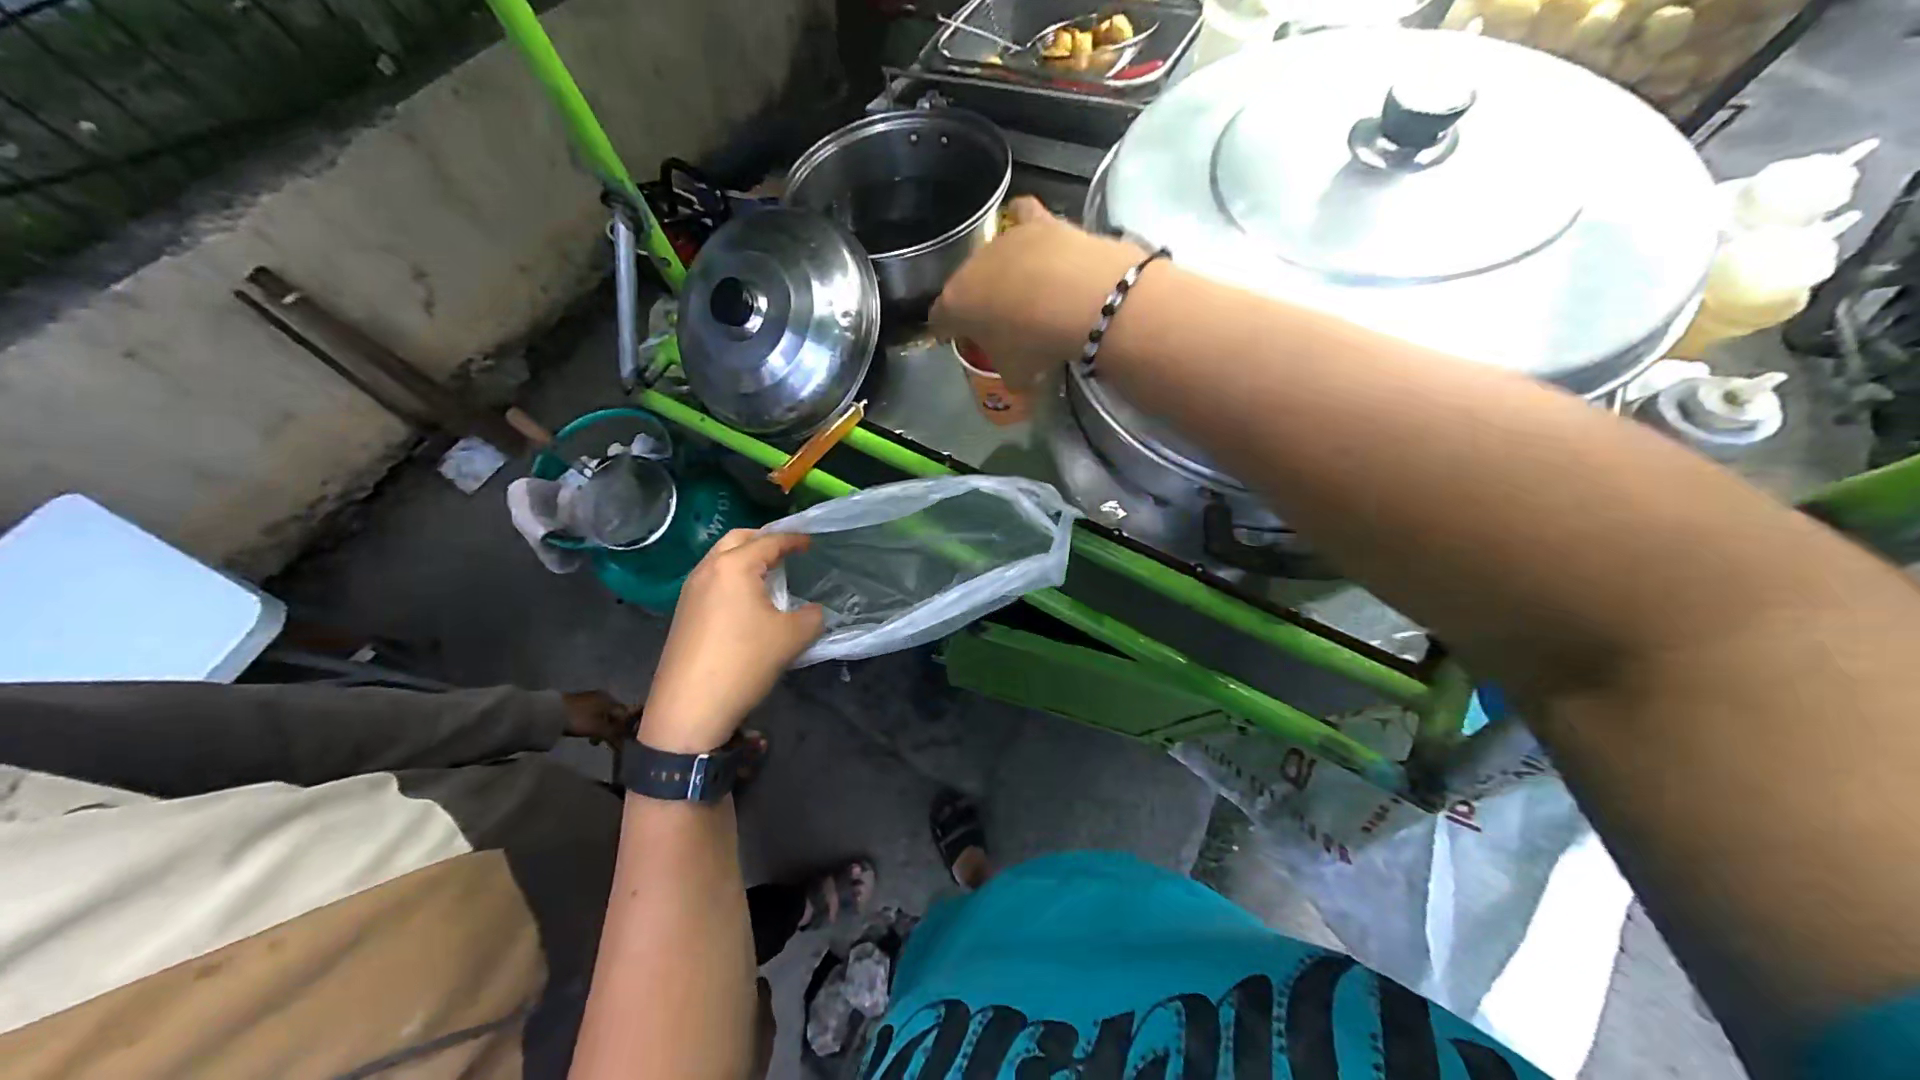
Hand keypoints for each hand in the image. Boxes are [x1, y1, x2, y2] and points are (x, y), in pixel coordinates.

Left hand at [561, 690, 635, 742]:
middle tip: (609, 741)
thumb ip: (614, 735)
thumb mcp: (599, 729)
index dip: (627, 727)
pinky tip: (588, 733)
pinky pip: (593, 715)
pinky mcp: (578, 703)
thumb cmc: (579, 719)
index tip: (625, 739)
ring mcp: (590, 698)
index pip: (625, 714)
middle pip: (614, 714)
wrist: (551, 712)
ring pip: (603, 715)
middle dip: (614, 729)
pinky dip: (594, 724)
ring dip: (603, 728)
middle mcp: (603, 696)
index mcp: (610, 700)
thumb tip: (625, 744)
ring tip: (596, 740)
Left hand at [640, 530, 823, 753]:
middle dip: (763, 539)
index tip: (811, 542)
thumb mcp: (792, 637)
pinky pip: (712, 580)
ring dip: (745, 558)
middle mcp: (708, 570)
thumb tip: (812, 611)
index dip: (793, 539)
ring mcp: (690, 591)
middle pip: (737, 540)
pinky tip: (748, 600)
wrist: (690, 706)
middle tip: (787, 550)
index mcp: (734, 566)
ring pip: (720, 559)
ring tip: (770, 573)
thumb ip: (812, 616)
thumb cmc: (744, 661)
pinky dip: (732, 578)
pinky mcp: (684, 612)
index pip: (768, 541)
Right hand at [930, 196, 1143, 390]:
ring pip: (993, 256)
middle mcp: (970, 267)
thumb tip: (1015, 378)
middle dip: (978, 302)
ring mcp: (1002, 240)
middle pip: (966, 285)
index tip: (959, 339)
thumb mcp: (1016, 374)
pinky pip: (1020, 214)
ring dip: (1003, 272)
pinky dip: (1022, 220)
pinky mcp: (1036, 222)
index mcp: (955, 305)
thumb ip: (1006, 373)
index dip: (947, 331)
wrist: (1081, 301)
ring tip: (1025, 289)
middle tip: (1000, 323)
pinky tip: (1031, 231)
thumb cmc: (1036, 344)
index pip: (939, 318)